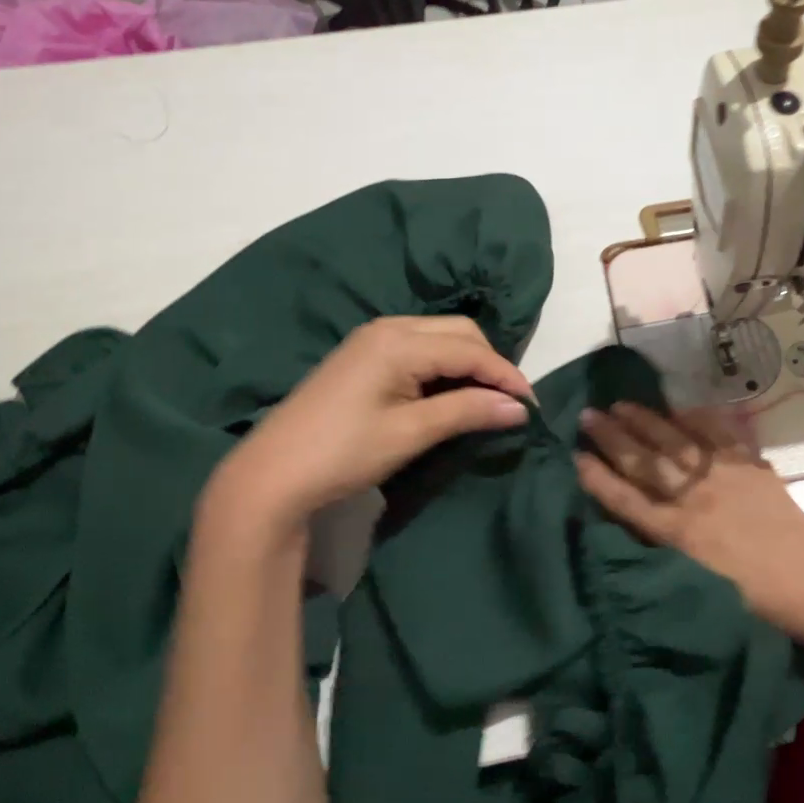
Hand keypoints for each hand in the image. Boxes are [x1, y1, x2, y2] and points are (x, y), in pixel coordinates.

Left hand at [207, 316, 532, 530]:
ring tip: (485, 401)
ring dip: (468, 364)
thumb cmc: (343, 453)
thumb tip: (518, 407)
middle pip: (459, 333)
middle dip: (490, 364)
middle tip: (509, 404)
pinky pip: (420, 348)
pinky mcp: (363, 357)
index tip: (531, 407)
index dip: (506, 376)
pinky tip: (450, 395)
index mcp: (400, 341)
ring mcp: (372, 340)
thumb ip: (466, 411)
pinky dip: (444, 367)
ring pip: (440, 338)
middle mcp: (388, 328)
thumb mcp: (411, 433)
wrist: (272, 475)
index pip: (471, 350)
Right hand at [574, 403, 803, 629]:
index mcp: (675, 535)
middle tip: (587, 415)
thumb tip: (637, 513)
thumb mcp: (693, 579)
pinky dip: (697, 419)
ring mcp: (721, 478)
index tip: (574, 456)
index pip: (624, 500)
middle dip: (612, 438)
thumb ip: (663, 546)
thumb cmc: (749, 597)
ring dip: (645, 421)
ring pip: (674, 442)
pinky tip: (679, 409)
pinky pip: (718, 435)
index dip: (596, 477)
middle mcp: (692, 500)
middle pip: (643, 462)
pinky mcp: (749, 467)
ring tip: (620, 404)